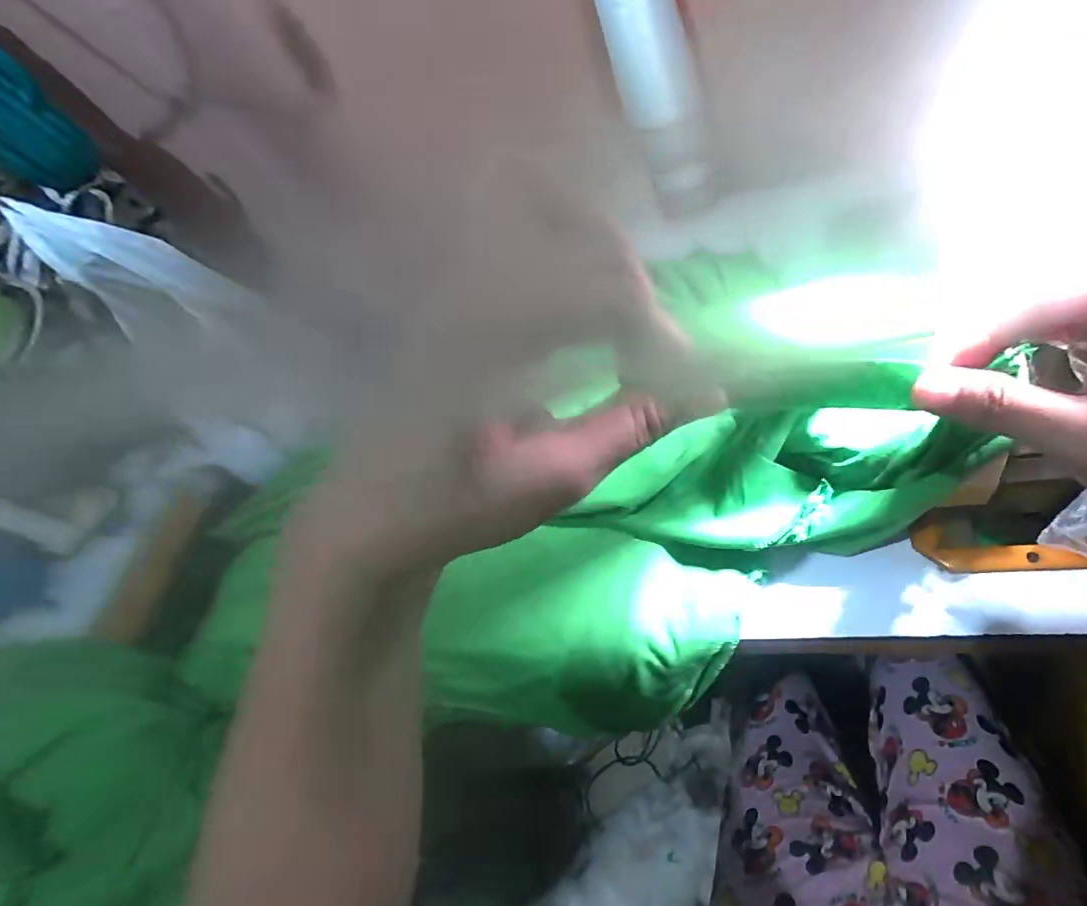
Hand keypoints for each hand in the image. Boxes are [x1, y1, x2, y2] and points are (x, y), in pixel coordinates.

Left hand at [291, 159, 682, 581]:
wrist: (376, 512)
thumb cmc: (462, 503)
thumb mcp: (558, 475)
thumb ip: (633, 424)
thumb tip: (710, 390)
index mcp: (490, 334)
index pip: (602, 291)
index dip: (657, 330)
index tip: (682, 378)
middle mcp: (468, 285)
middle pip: (578, 230)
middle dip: (632, 283)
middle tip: (647, 342)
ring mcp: (454, 279)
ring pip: (545, 212)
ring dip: (599, 257)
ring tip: (620, 320)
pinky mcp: (453, 289)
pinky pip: (521, 236)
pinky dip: (568, 258)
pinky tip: (582, 315)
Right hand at [912, 252, 1086, 546]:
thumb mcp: (1083, 437)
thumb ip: (1002, 406)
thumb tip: (922, 388)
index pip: (1057, 297)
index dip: (986, 334)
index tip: (933, 371)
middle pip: (1060, 293)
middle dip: (998, 333)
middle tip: (945, 373)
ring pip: (1066, 307)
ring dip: (1014, 339)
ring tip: (966, 370)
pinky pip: (1083, 324)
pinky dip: (1042, 348)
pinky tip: (1007, 366)